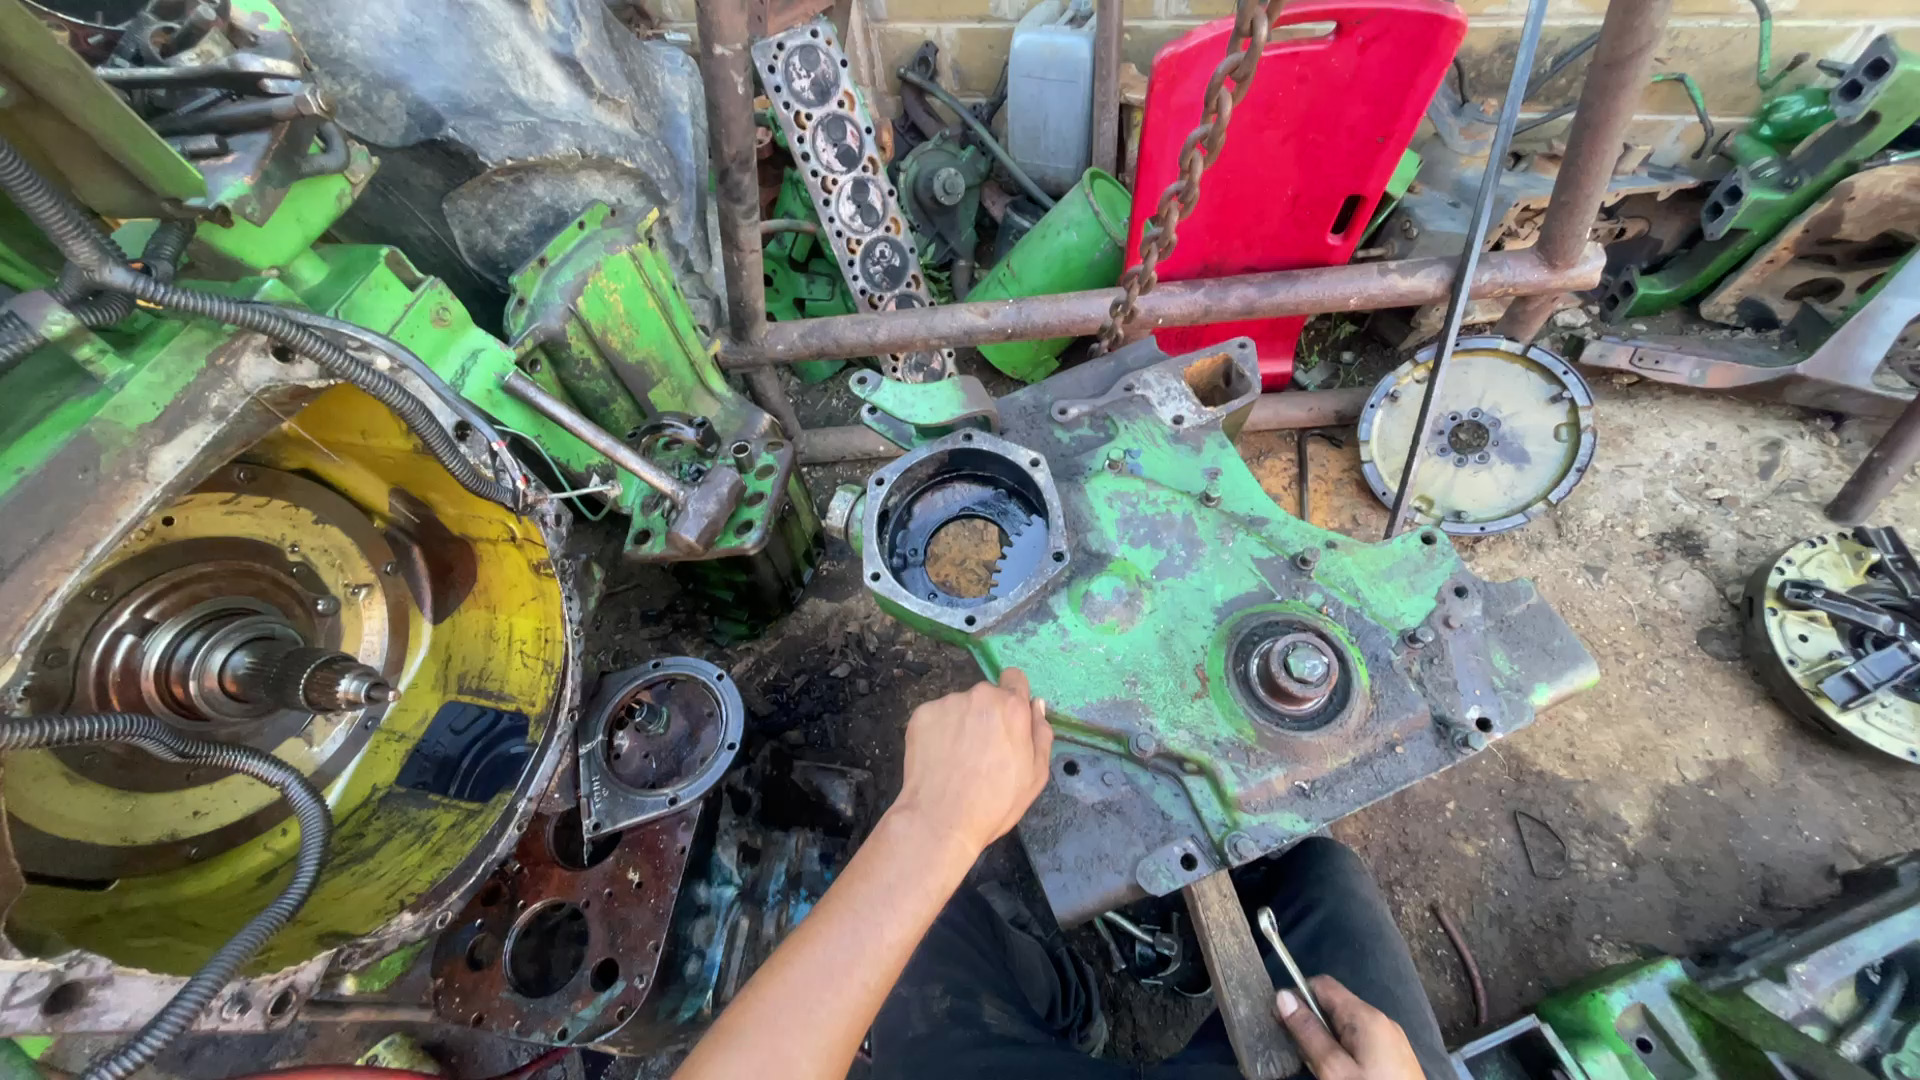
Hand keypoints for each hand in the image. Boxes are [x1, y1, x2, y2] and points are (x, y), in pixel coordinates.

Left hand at [888, 668, 1053, 854]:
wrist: (941, 819)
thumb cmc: (995, 802)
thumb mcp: (1036, 775)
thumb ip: (1040, 734)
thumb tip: (1036, 704)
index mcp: (1012, 706)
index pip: (1015, 678)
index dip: (1014, 697)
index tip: (1008, 720)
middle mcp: (980, 696)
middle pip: (987, 696)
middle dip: (987, 715)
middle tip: (982, 751)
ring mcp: (948, 703)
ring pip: (959, 707)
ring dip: (961, 724)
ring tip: (957, 759)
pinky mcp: (922, 714)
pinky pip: (936, 717)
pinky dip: (938, 732)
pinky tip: (938, 759)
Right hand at [1277, 976, 1422, 1079]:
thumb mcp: (1334, 1070)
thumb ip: (1308, 1032)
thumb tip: (1282, 995)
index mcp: (1366, 1016)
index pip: (1322, 984)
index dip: (1297, 996)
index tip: (1280, 1021)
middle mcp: (1381, 1021)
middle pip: (1334, 1007)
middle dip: (1312, 1024)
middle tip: (1300, 1053)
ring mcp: (1392, 1042)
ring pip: (1346, 1028)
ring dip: (1327, 1042)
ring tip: (1321, 1069)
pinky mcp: (1397, 1061)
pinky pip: (1362, 1044)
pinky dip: (1344, 1053)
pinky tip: (1342, 1075)